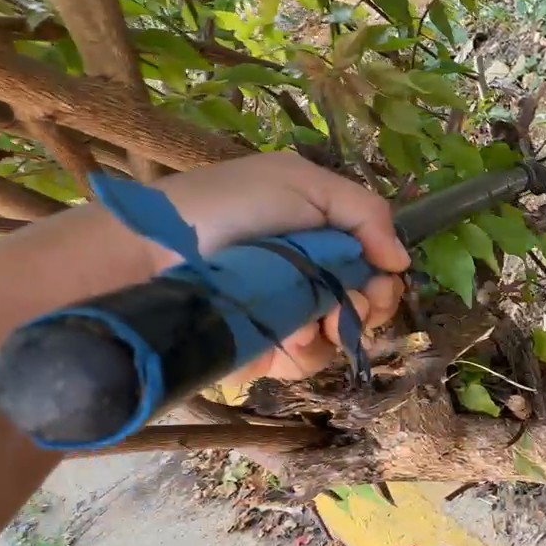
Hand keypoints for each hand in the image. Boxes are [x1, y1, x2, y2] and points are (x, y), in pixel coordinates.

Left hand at [151, 152, 408, 381]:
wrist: (144, 254)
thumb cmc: (223, 207)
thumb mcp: (301, 183)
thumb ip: (367, 212)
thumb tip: (401, 262)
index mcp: (323, 237)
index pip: (379, 266)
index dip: (386, 278)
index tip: (377, 280)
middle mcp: (312, 277)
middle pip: (372, 305)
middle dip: (369, 306)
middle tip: (349, 305)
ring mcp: (289, 316)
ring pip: (344, 337)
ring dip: (335, 331)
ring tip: (305, 324)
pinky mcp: (264, 350)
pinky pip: (306, 362)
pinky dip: (301, 352)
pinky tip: (283, 339)